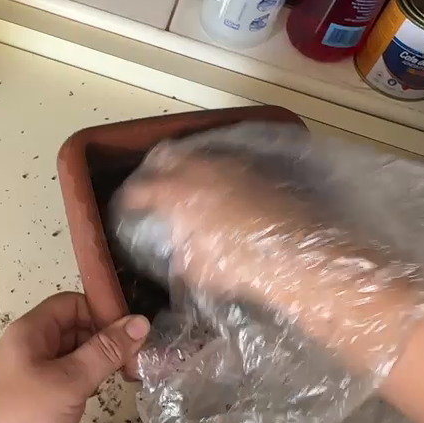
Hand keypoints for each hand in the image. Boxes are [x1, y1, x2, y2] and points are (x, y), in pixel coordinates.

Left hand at [0, 293, 149, 422]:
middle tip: (132, 361)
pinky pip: (64, 376)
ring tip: (119, 379)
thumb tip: (140, 321)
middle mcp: (29, 345)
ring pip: (71, 353)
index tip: (129, 334)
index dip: (101, 312)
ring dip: (95, 362)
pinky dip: (82, 381)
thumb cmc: (25, 414)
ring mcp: (29, 370)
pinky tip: (95, 396)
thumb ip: (106, 350)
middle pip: (73, 327)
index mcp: (31, 330)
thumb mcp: (71, 380)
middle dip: (103, 340)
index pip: (72, 303)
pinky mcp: (33, 394)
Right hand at [116, 146, 422, 369]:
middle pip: (165, 155)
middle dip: (153, 169)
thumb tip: (176, 246)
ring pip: (198, 154)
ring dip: (185, 167)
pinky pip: (224, 163)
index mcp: (178, 193)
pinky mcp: (257, 170)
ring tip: (184, 186)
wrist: (299, 258)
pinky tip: (219, 191)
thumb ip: (179, 250)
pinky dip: (213, 172)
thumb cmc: (240, 267)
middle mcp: (201, 169)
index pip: (140, 189)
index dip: (127, 199)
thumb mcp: (195, 268)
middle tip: (150, 186)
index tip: (124, 208)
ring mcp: (232, 165)